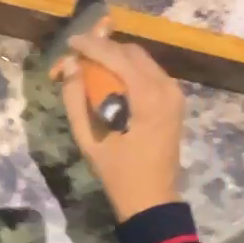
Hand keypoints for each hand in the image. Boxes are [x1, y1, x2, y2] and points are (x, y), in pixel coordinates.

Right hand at [54, 19, 185, 221]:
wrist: (152, 199)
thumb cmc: (118, 174)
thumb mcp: (89, 139)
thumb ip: (76, 99)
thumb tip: (70, 67)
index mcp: (148, 96)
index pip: (116, 56)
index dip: (91, 46)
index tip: (69, 43)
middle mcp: (167, 87)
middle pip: (131, 52)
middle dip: (103, 49)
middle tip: (76, 57)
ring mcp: (174, 92)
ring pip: (141, 60)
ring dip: (114, 58)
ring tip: (88, 66)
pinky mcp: (174, 100)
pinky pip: (148, 73)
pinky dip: (127, 70)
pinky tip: (108, 79)